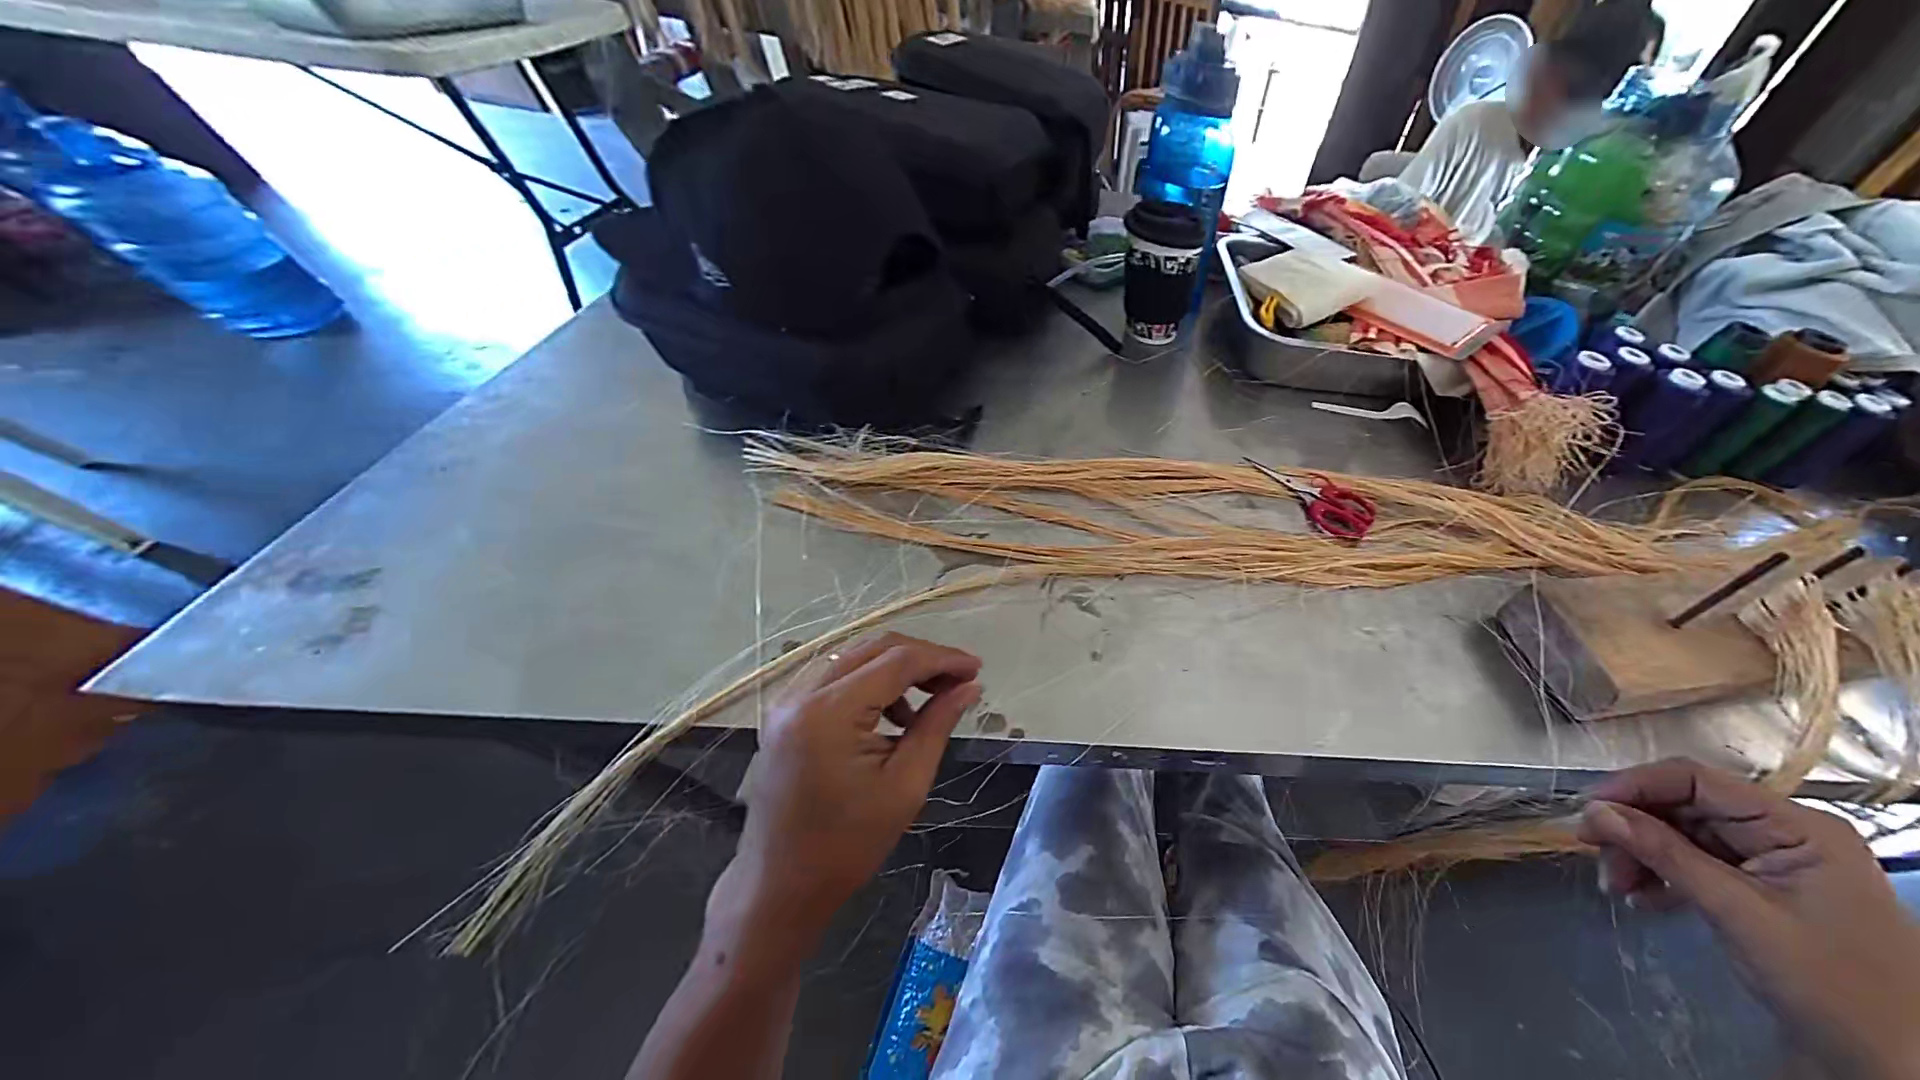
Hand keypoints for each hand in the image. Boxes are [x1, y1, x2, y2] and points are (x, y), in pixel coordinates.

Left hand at [732, 632, 982, 936]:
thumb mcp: (905, 785)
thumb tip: (969, 687)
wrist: (781, 884)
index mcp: (829, 713)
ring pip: (852, 656)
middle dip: (921, 658)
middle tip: (958, 681)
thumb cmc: (848, 845)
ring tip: (927, 704)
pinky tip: (889, 715)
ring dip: (894, 668)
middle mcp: (801, 694)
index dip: (941, 659)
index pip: (896, 661)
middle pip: (873, 648)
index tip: (976, 668)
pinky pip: (832, 676)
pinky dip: (867, 682)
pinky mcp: (783, 712)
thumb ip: (937, 725)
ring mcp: (786, 700)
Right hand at [1578, 758, 1919, 1079]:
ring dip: (1638, 856)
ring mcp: (1769, 861)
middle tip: (1592, 853)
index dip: (1635, 786)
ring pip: (1677, 834)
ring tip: (1617, 887)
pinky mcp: (1754, 886)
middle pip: (1680, 807)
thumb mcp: (1739, 913)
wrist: (1890, 1063)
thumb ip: (1665, 854)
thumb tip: (1594, 810)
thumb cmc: (1831, 983)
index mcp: (1798, 828)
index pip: (1696, 781)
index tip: (1587, 810)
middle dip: (1632, 830)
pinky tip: (1640, 898)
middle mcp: (1783, 834)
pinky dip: (1658, 876)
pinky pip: (1689, 862)